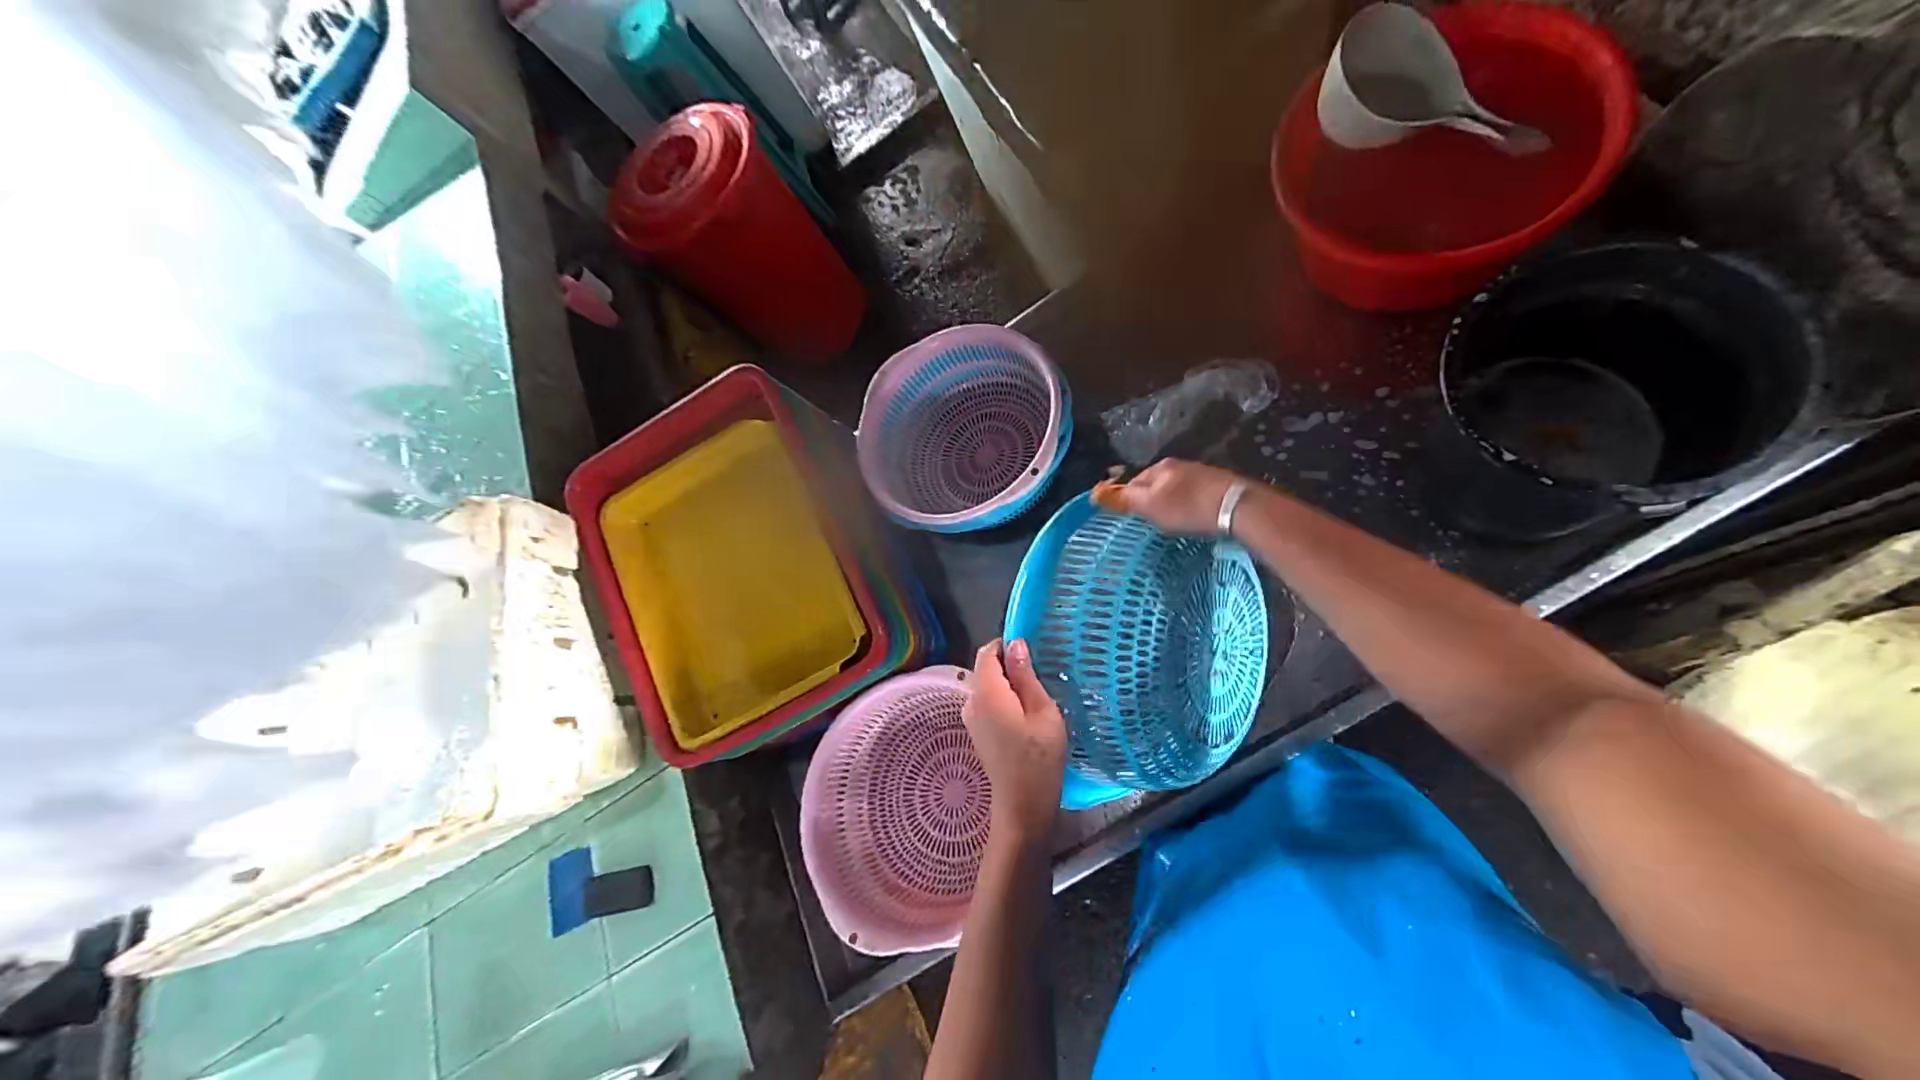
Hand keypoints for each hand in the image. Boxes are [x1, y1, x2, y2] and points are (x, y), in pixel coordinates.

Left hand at [964, 639, 1066, 841]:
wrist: (1023, 806)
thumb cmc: (1039, 758)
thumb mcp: (1043, 712)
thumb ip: (1026, 676)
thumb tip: (1016, 644)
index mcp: (986, 692)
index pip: (987, 652)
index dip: (1006, 645)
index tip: (1032, 652)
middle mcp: (971, 702)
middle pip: (986, 669)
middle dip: (1010, 666)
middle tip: (1041, 677)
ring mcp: (971, 719)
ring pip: (988, 687)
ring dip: (1008, 685)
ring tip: (1036, 698)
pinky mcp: (977, 732)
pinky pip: (988, 704)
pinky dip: (1004, 701)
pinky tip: (1025, 715)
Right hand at [1102, 459, 1248, 535]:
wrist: (1237, 507)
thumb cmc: (1188, 508)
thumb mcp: (1150, 506)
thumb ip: (1124, 499)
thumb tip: (1097, 493)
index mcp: (1159, 467)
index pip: (1132, 482)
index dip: (1127, 500)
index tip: (1129, 517)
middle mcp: (1178, 465)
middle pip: (1154, 483)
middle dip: (1150, 500)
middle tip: (1150, 521)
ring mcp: (1200, 473)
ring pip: (1174, 488)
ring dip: (1170, 502)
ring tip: (1171, 521)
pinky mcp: (1218, 485)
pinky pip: (1193, 494)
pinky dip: (1188, 504)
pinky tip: (1192, 516)